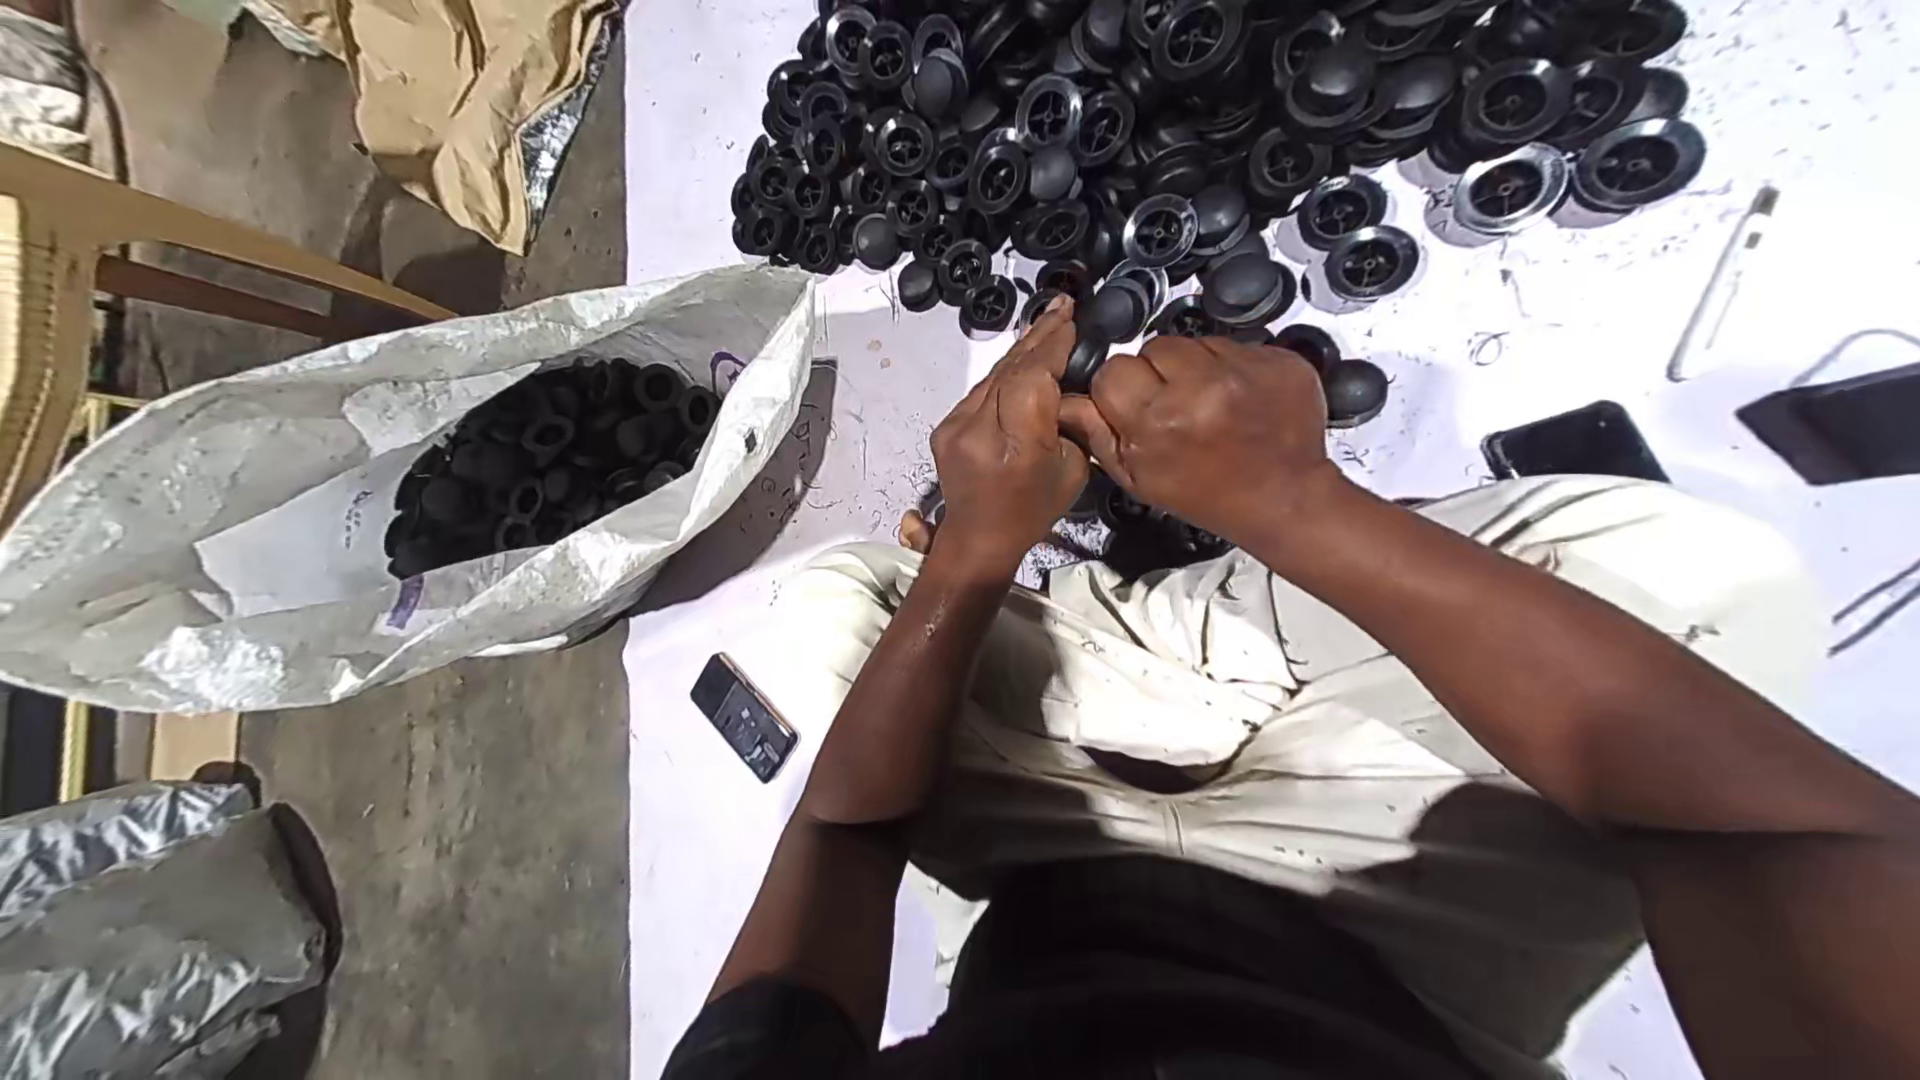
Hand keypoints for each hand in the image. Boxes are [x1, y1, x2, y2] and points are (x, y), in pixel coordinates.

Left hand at [926, 295, 1088, 577]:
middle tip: (1061, 308)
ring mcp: (956, 427)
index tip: (1069, 321)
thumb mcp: (1071, 471)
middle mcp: (978, 431)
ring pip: (993, 375)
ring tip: (1046, 324)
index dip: (1051, 345)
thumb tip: (1063, 388)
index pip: (1031, 377)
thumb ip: (1068, 424)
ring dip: (1021, 349)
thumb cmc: (1029, 510)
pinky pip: (981, 389)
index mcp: (1016, 446)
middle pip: (1010, 369)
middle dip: (1039, 335)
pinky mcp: (945, 426)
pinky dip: (1003, 372)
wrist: (979, 537)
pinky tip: (1021, 357)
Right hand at [1059, 335, 1344, 541]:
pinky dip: (1228, 367)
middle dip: (1155, 373)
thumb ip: (1097, 435)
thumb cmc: (1205, 495)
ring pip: (1193, 341)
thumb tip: (1067, 403)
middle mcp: (1200, 388)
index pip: (1112, 370)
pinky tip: (1234, 398)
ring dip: (1193, 366)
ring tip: (1206, 403)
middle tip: (1173, 407)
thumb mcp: (1137, 478)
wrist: (1281, 498)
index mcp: (1158, 419)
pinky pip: (1233, 345)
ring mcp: (1242, 370)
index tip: (1133, 406)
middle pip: (1152, 348)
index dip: (1118, 389)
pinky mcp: (1275, 360)